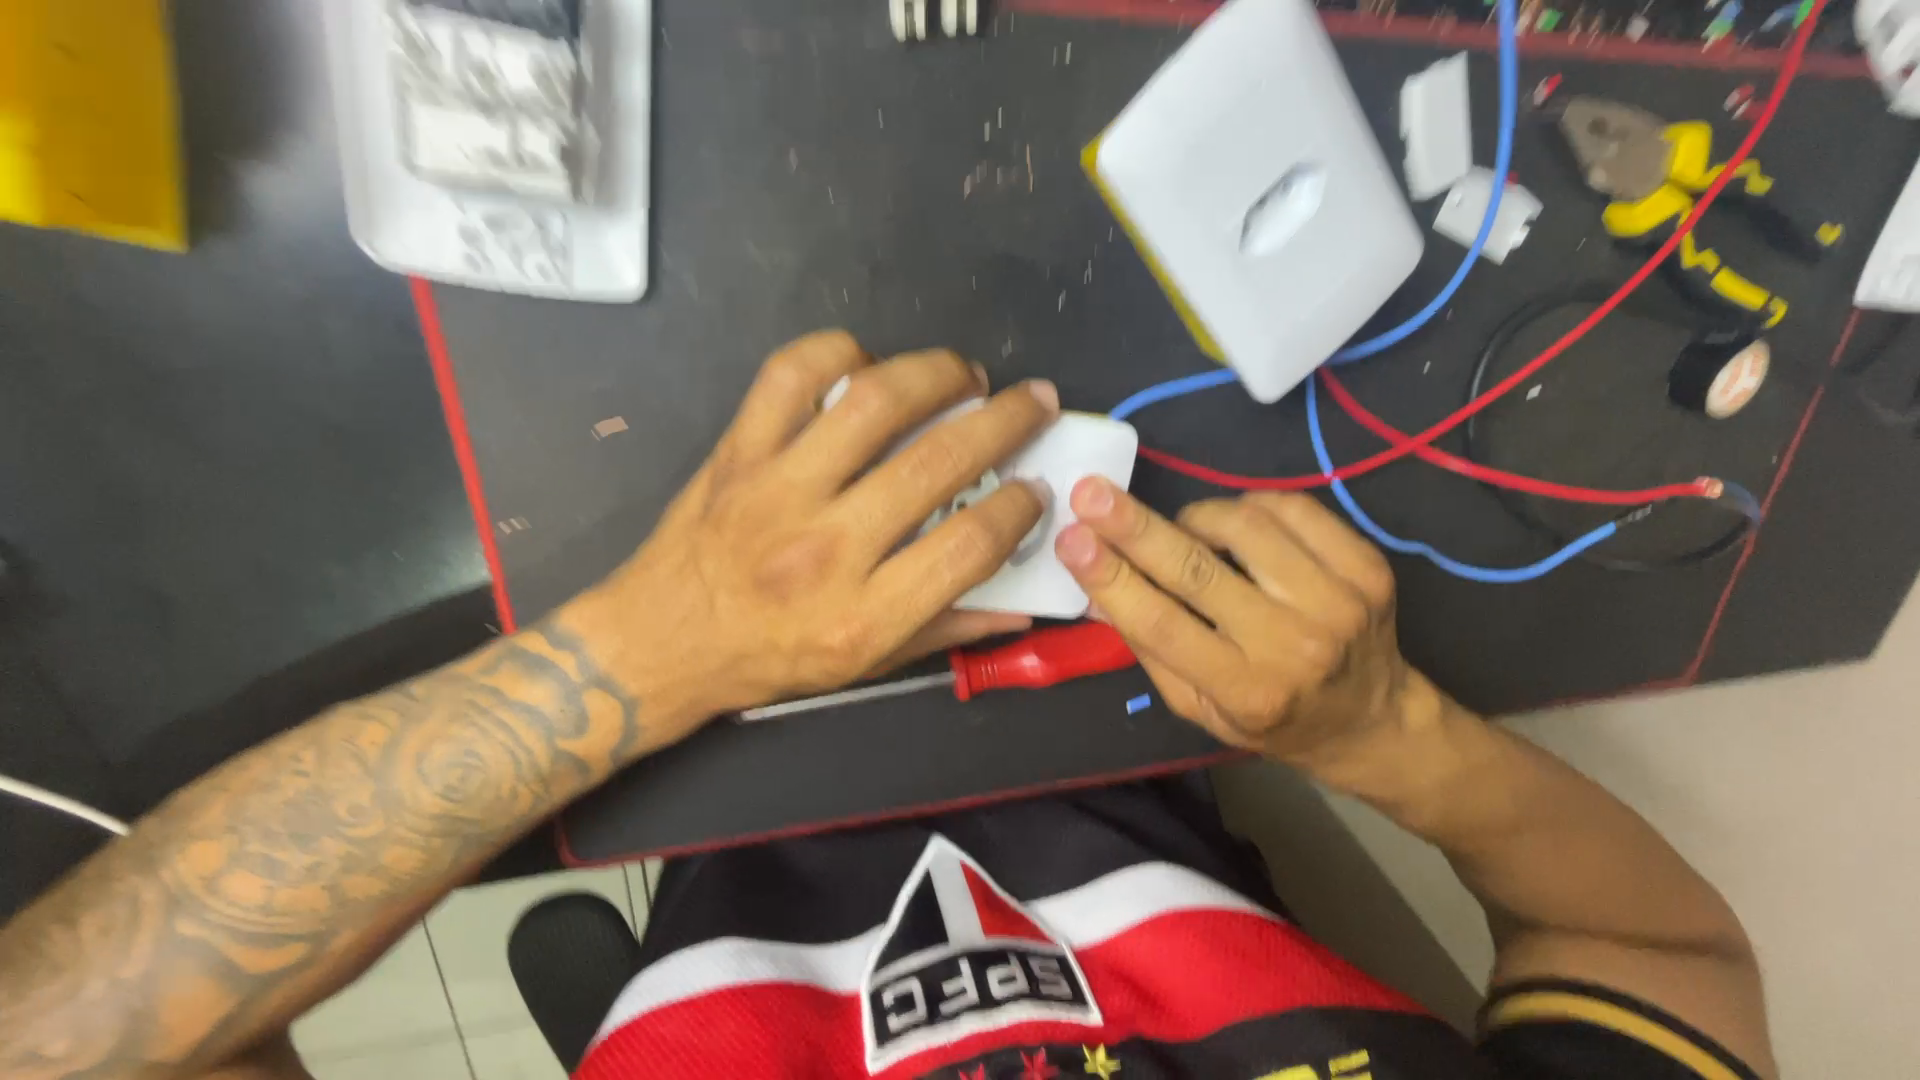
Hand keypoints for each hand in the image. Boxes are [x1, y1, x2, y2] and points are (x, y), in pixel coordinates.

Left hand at [572, 331, 1057, 738]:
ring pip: (874, 403)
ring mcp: (779, 489)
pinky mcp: (740, 449)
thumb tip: (1024, 605)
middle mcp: (827, 547)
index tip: (1034, 486)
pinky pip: (791, 373)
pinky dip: (839, 351)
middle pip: (938, 463)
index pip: (971, 545)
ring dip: (936, 374)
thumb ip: (948, 629)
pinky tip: (869, 365)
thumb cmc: (771, 659)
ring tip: (965, 375)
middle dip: (1005, 421)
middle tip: (1034, 401)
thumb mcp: (865, 665)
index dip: (1021, 507)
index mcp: (865, 615)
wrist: (663, 639)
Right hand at [1054, 479, 1418, 771]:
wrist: (1371, 720)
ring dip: (1197, 518)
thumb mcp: (1197, 707)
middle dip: (1134, 525)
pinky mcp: (1367, 566)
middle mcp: (1294, 646)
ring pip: (1245, 525)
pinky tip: (1238, 526)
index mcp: (1245, 691)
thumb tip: (1095, 585)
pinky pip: (1291, 506)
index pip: (1162, 624)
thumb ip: (1148, 647)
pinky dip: (1249, 506)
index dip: (1111, 578)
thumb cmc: (1268, 718)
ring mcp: (1338, 602)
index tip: (1071, 538)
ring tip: (1187, 533)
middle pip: (1198, 570)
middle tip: (1090, 492)